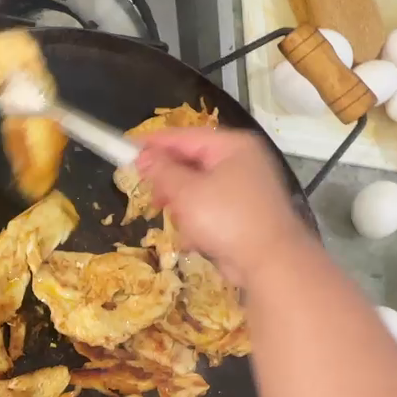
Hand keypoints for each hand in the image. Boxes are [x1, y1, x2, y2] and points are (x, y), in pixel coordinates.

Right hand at [134, 127, 312, 284]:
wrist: (269, 261)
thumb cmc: (226, 219)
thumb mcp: (186, 192)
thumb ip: (161, 171)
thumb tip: (143, 157)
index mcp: (231, 146)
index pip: (185, 136)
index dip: (154, 144)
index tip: (127, 151)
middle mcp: (241, 161)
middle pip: (192, 162)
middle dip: (169, 181)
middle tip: (150, 194)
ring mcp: (245, 187)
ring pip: (198, 187)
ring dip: (181, 205)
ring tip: (174, 220)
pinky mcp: (244, 213)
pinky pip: (210, 208)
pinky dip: (197, 220)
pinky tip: (193, 237)